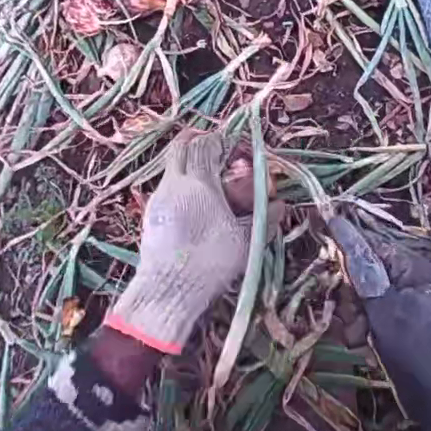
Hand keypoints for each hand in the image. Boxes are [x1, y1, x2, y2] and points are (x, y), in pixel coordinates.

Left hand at [105, 130, 252, 353]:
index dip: (221, 140)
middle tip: (213, 147)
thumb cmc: (210, 261)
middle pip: (180, 148)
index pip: (206, 145)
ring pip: (171, 169)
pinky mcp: (151, 216)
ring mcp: (158, 199)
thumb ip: (263, 219)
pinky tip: (193, 206)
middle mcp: (174, 184)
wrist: (169, 289)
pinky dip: (180, 187)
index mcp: (199, 182)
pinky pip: (166, 190)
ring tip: (207, 181)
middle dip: (197, 141)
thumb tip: (279, 206)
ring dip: (188, 166)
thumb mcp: (245, 240)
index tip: (235, 148)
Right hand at [348, 226, 430, 430]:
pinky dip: (361, 328)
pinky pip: (368, 315)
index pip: (371, 246)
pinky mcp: (396, 323)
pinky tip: (360, 344)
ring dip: (353, 316)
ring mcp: (402, 303)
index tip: (324, 261)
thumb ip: (362, 272)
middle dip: (351, 296)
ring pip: (361, 296)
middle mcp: (408, 281)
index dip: (344, 250)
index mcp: (413, 269)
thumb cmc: (415, 351)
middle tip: (350, 318)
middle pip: (363, 272)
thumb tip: (341, 224)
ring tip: (356, 338)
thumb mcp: (385, 310)